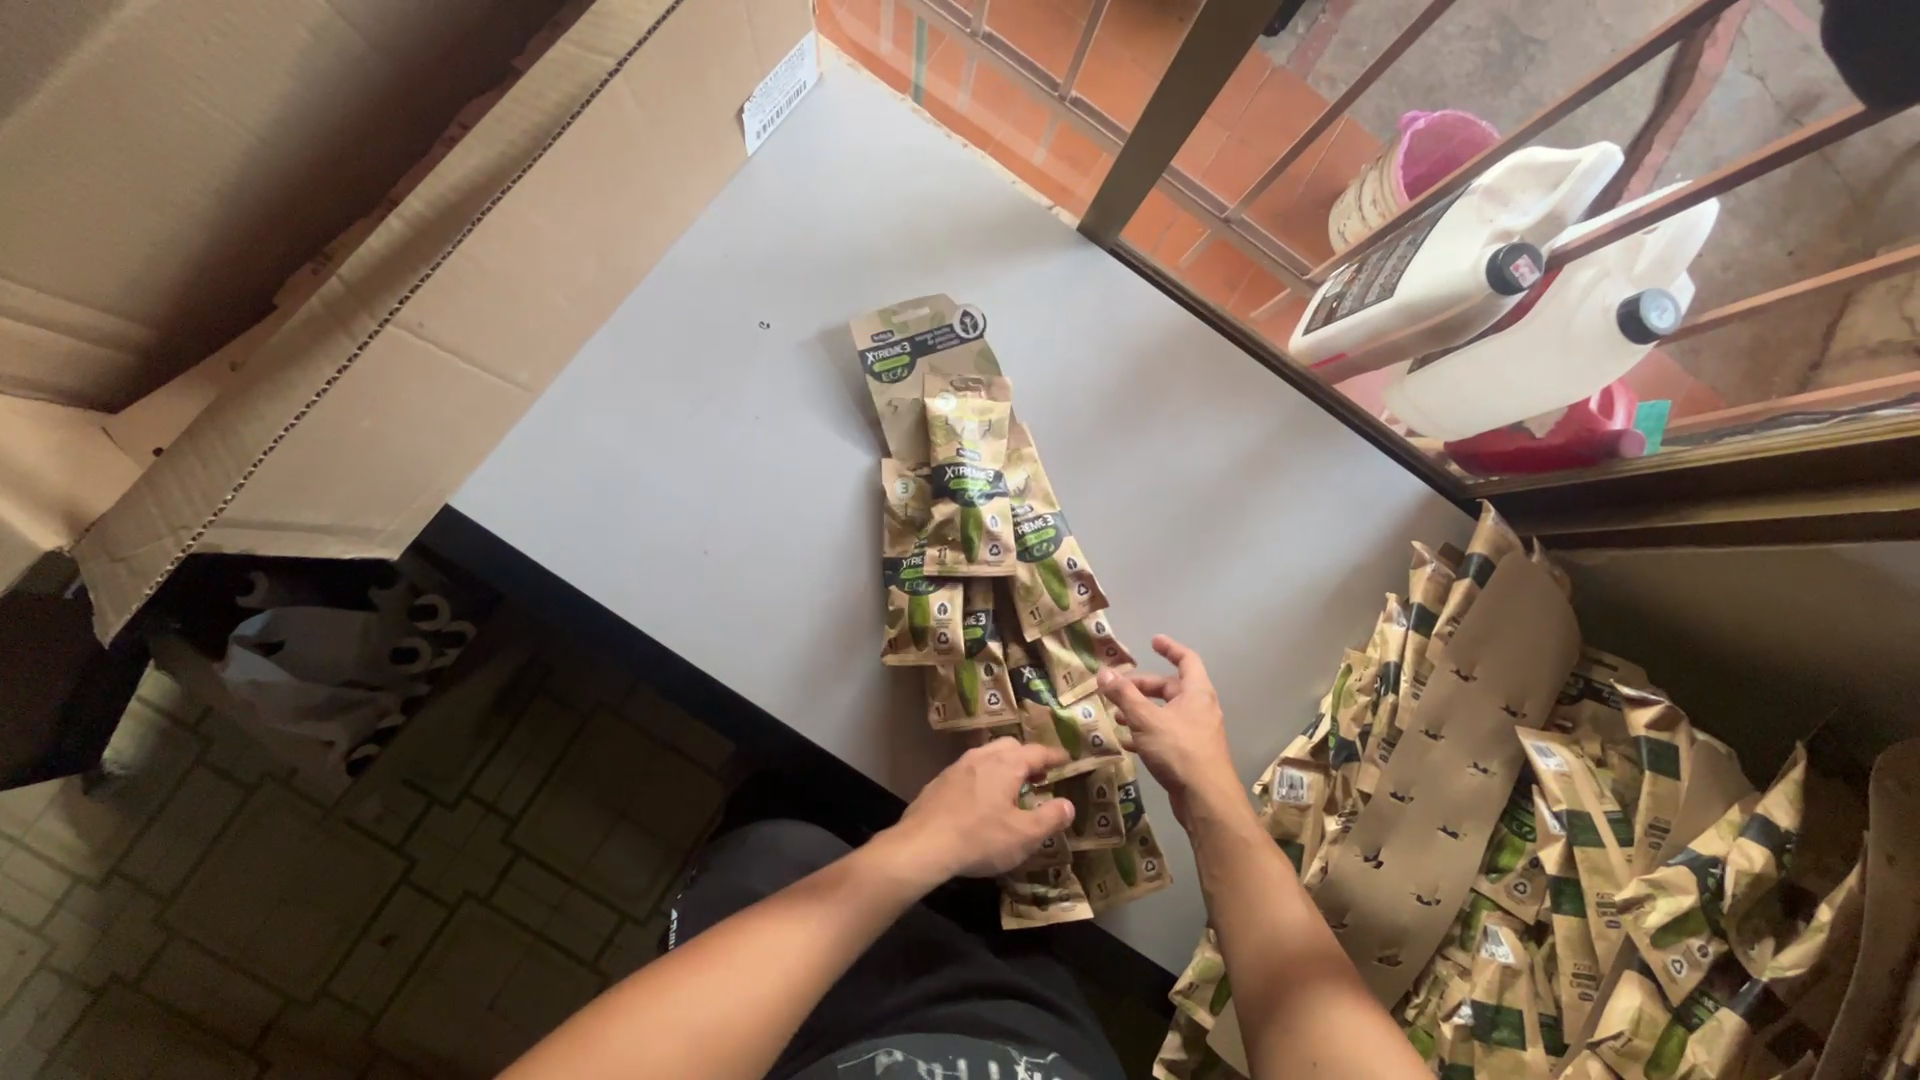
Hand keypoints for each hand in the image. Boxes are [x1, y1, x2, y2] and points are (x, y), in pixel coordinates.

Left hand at [883, 739, 1074, 882]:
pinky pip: (967, 771)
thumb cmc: (980, 838)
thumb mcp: (1024, 835)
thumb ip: (1050, 818)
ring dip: (1002, 766)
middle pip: (1009, 746)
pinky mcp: (938, 782)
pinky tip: (979, 799)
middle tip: (1039, 776)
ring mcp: (956, 767)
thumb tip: (1068, 805)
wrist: (922, 845)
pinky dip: (981, 778)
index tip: (1065, 759)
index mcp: (1006, 765)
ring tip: (1010, 787)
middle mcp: (981, 757)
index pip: (1037, 752)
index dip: (1054, 756)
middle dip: (1027, 757)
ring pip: (985, 756)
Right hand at [1097, 635, 1237, 823]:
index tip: (1153, 641)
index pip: (1187, 660)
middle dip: (1143, 687)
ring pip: (1165, 713)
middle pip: (1170, 688)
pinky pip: (1165, 734)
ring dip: (1141, 711)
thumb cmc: (1179, 750)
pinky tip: (1126, 743)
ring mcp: (1196, 732)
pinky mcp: (1189, 754)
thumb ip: (1124, 695)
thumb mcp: (1146, 719)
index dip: (1170, 648)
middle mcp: (1200, 708)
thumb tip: (1103, 672)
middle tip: (1118, 690)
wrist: (1206, 799)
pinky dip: (1145, 733)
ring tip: (1116, 717)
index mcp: (1197, 692)